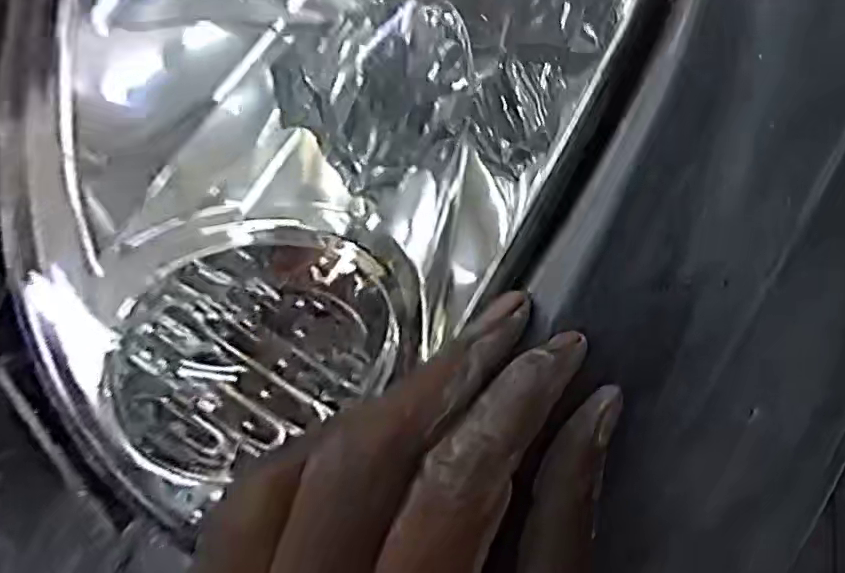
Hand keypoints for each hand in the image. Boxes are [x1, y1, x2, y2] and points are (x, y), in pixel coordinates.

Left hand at [194, 292, 620, 572]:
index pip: (455, 483)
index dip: (516, 397)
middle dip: (449, 371)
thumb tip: (597, 408)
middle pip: (357, 462)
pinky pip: (247, 510)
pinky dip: (321, 447)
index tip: (562, 348)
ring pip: (278, 477)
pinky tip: (383, 425)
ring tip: (453, 364)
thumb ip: (564, 521)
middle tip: (509, 323)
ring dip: (381, 401)